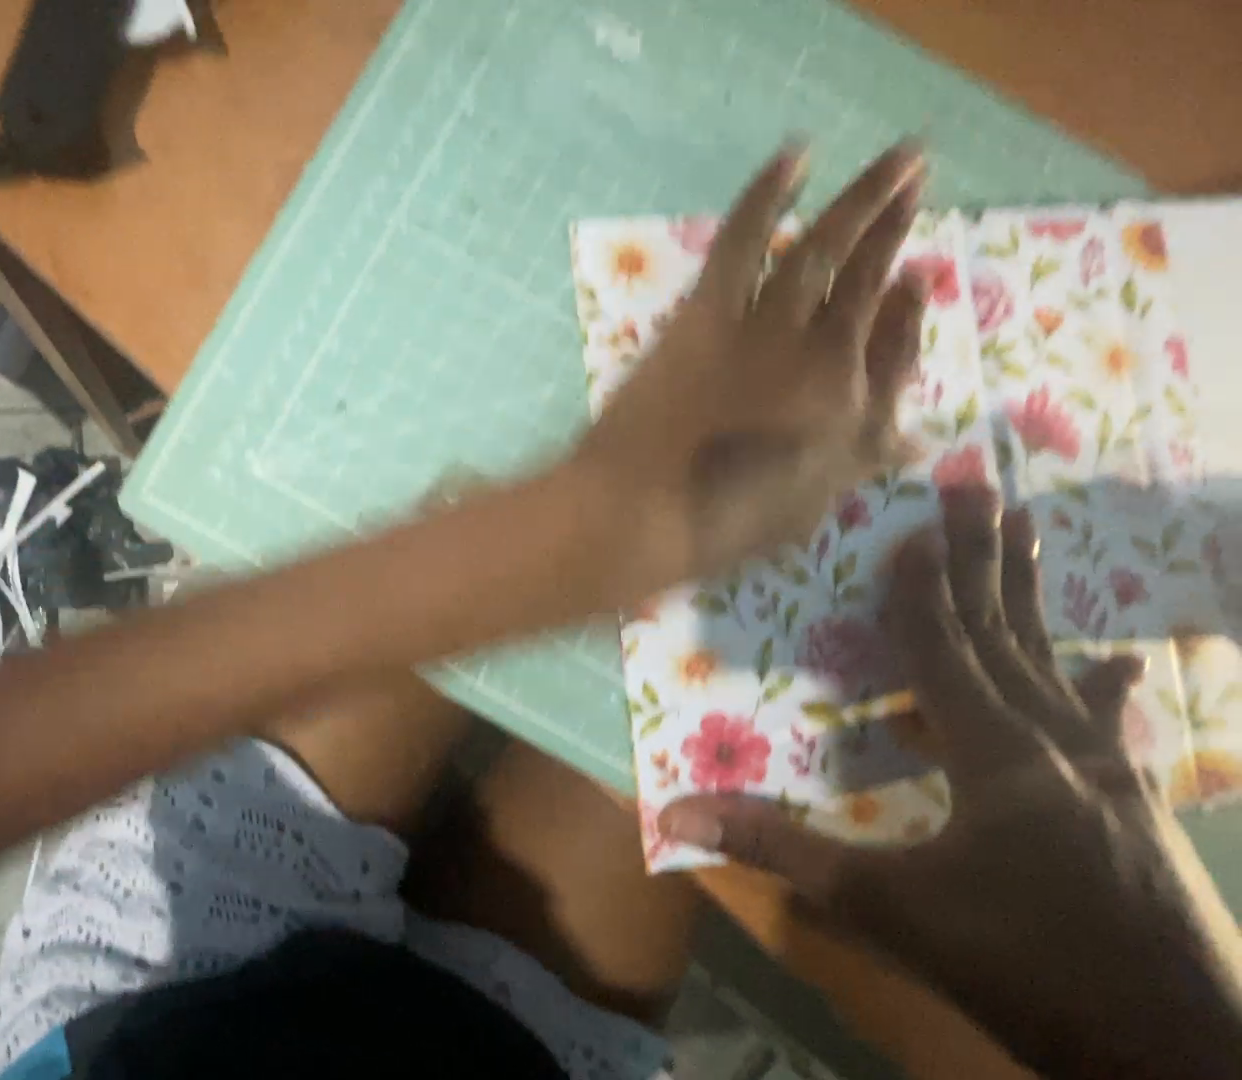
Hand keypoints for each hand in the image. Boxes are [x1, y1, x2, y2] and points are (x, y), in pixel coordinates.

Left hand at [571, 140, 928, 585]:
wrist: (637, 516)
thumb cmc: (712, 529)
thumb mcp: (801, 513)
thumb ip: (854, 465)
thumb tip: (908, 442)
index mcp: (854, 417)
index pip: (899, 349)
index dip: (912, 313)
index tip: (917, 280)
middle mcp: (825, 362)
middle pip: (873, 282)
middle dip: (899, 231)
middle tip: (918, 184)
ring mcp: (766, 332)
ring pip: (827, 249)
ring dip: (866, 197)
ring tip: (899, 157)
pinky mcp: (708, 316)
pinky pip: (745, 240)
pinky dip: (769, 193)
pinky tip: (797, 155)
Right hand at [661, 494, 1241, 1077]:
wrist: (1184, 1056)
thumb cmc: (1023, 967)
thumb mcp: (885, 906)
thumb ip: (780, 850)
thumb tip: (674, 812)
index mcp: (1001, 757)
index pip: (944, 654)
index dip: (918, 594)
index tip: (906, 530)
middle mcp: (1060, 745)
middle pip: (1009, 635)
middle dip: (987, 560)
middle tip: (983, 488)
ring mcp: (1107, 773)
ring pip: (1057, 664)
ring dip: (1034, 598)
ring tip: (1032, 533)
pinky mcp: (1129, 804)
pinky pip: (1105, 720)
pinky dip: (1104, 683)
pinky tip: (1124, 661)